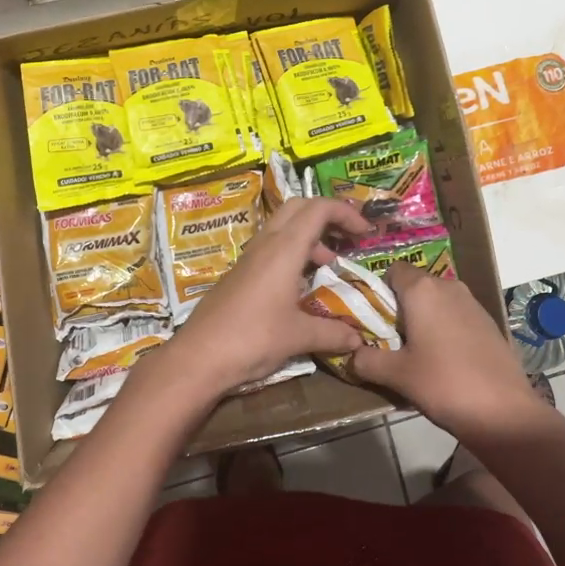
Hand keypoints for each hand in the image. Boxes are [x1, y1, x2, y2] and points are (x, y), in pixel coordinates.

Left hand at [159, 198, 374, 398]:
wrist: (198, 357)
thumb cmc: (252, 339)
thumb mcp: (298, 337)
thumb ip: (332, 333)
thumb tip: (359, 339)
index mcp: (283, 249)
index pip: (318, 209)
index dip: (346, 213)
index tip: (366, 232)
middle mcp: (266, 244)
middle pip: (299, 208)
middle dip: (327, 216)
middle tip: (347, 238)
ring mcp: (249, 258)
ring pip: (283, 227)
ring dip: (309, 237)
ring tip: (329, 266)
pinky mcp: (240, 273)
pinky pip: (272, 248)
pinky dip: (293, 253)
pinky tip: (301, 285)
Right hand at [349, 264, 541, 439]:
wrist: (504, 411)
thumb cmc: (443, 384)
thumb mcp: (397, 375)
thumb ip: (367, 360)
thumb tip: (351, 355)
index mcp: (422, 289)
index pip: (392, 270)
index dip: (379, 291)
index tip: (373, 319)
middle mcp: (448, 286)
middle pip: (415, 285)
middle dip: (400, 307)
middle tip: (390, 339)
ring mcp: (472, 302)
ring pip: (437, 301)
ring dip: (424, 319)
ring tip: (416, 352)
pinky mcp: (488, 321)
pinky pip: (456, 315)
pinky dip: (445, 328)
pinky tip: (444, 360)